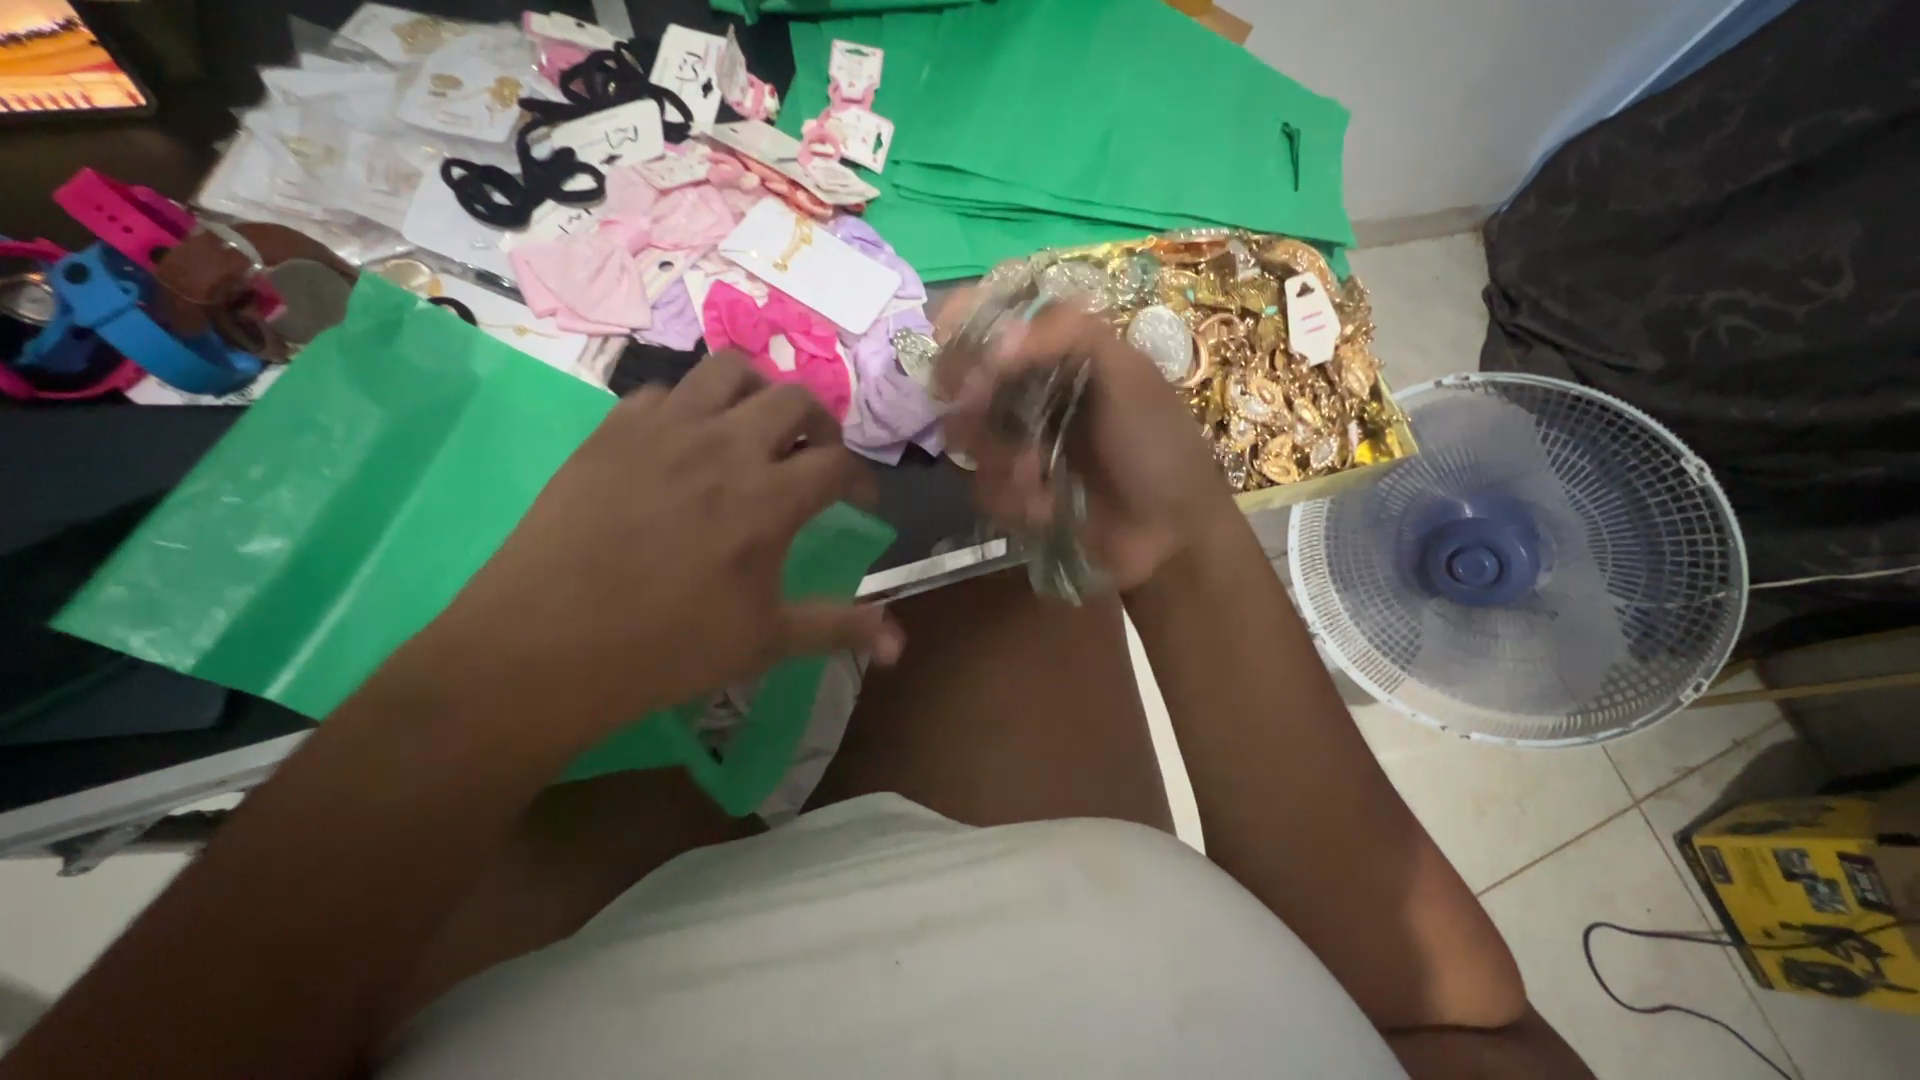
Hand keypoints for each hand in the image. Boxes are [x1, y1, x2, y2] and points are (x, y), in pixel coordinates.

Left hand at [408, 351, 902, 737]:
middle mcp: (724, 447)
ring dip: (756, 393)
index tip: (860, 502)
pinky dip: (689, 408)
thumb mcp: (763, 642)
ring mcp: (664, 430)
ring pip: (729, 370)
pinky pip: (664, 392)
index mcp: (769, 499)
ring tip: (752, 428)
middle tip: (812, 457)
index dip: (861, 479)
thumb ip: (837, 627)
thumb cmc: (665, 649)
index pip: (839, 462)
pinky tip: (682, 445)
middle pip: (795, 399)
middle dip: (819, 424)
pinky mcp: (612, 430)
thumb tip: (901, 643)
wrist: (546, 645)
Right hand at [940, 303, 1241, 590]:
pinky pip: (983, 487)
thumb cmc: (1156, 448)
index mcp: (1066, 356)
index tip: (944, 343)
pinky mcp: (1019, 492)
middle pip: (970, 383)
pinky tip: (1044, 509)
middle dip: (973, 405)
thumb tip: (996, 340)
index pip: (1000, 325)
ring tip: (1034, 479)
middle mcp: (1038, 394)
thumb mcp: (1127, 376)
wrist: (1172, 535)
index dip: (967, 330)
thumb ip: (1067, 335)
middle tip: (977, 417)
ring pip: (970, 439)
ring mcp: (1025, 444)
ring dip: (996, 460)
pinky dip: (1009, 499)